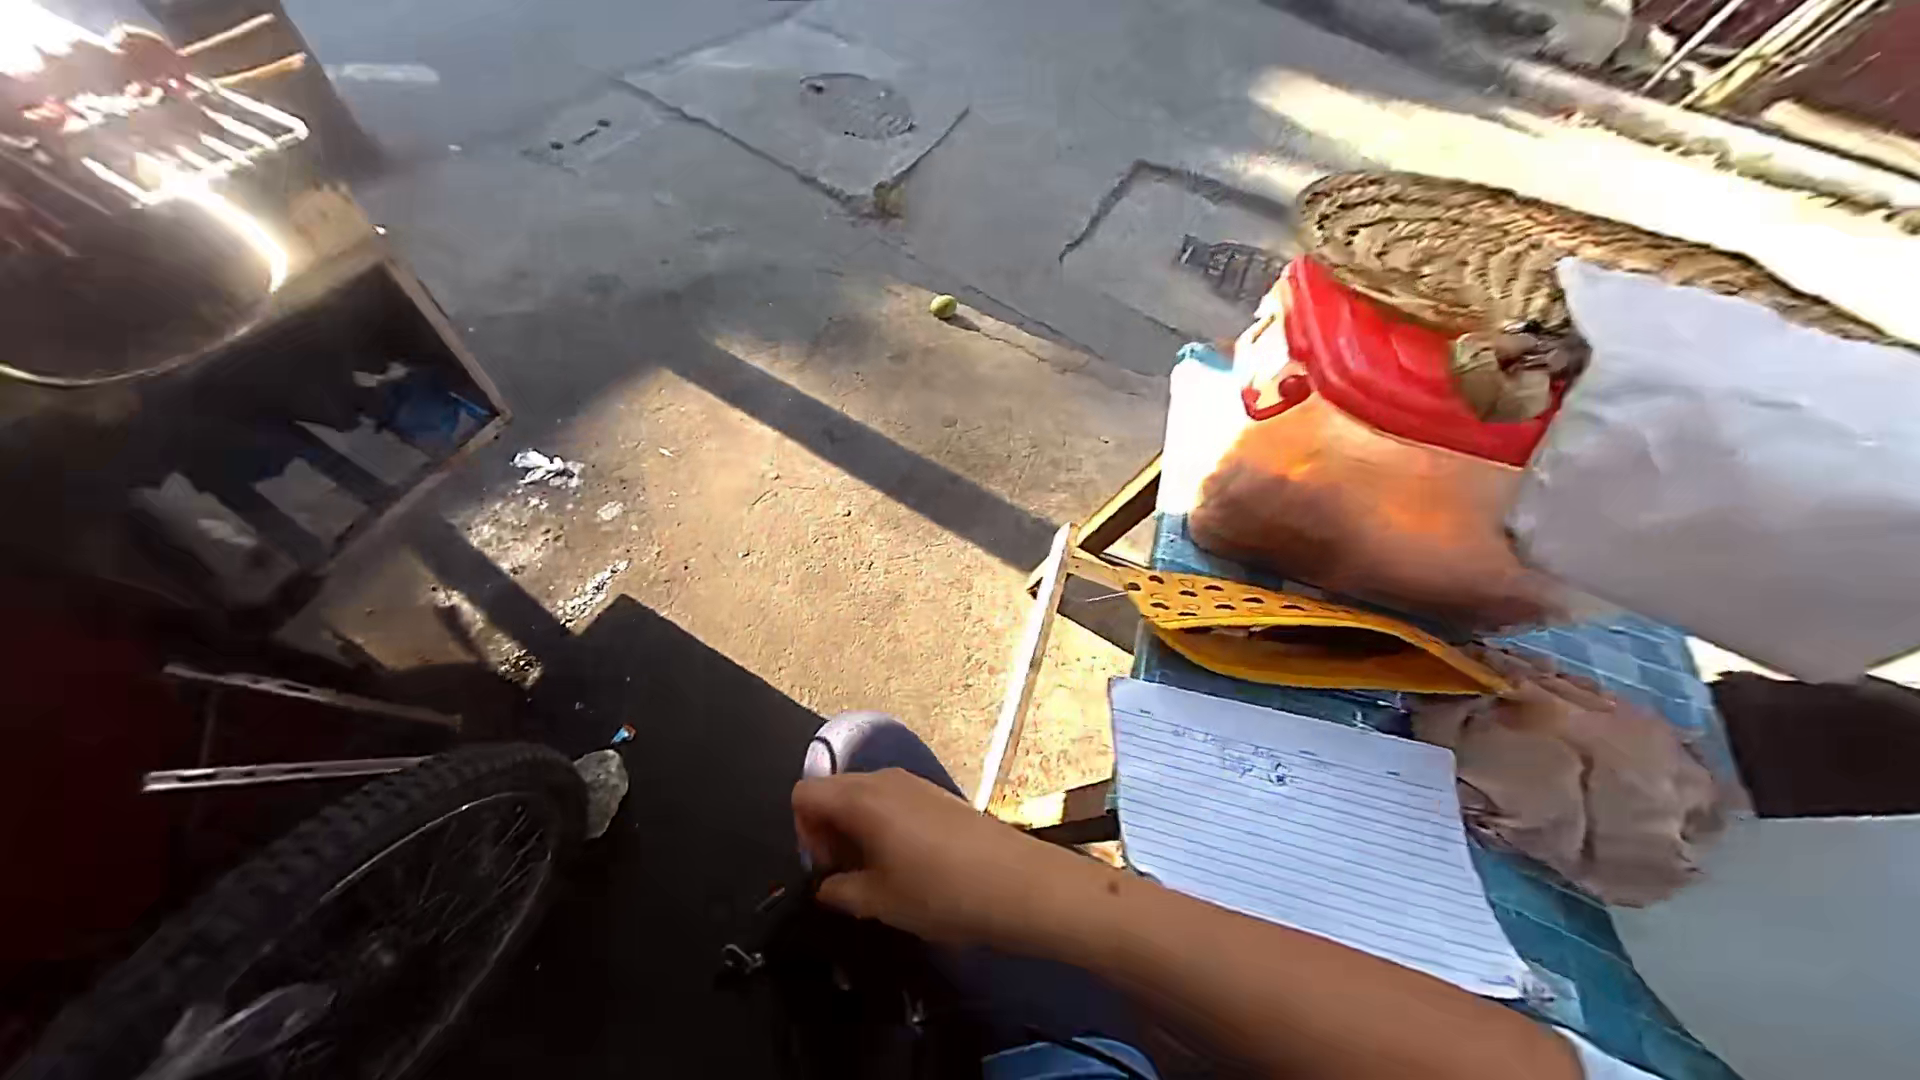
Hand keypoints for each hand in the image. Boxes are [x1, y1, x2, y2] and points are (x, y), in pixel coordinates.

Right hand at [791, 769, 1101, 948]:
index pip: (805, 793)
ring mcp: (914, 781)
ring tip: (877, 872)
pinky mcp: (937, 792)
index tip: (826, 868)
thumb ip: (839, 891)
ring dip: (856, 828)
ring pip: (863, 794)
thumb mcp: (879, 901)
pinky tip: (907, 860)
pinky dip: (883, 822)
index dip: (803, 831)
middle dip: (828, 830)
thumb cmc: (940, 891)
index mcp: (862, 798)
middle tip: (847, 875)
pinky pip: (892, 798)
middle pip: (834, 790)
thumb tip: (826, 886)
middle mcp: (885, 778)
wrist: (1015, 881)